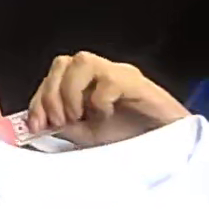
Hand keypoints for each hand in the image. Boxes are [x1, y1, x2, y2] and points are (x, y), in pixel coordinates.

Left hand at [26, 52, 186, 144]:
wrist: (173, 147)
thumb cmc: (132, 137)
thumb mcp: (89, 134)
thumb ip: (64, 125)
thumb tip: (36, 123)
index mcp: (87, 81)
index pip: (53, 75)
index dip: (39, 98)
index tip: (35, 125)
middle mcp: (101, 71)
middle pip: (62, 62)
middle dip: (51, 94)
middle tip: (60, 123)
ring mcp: (119, 72)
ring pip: (81, 61)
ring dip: (71, 93)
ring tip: (79, 118)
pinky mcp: (135, 81)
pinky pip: (107, 82)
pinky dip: (99, 102)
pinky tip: (107, 117)